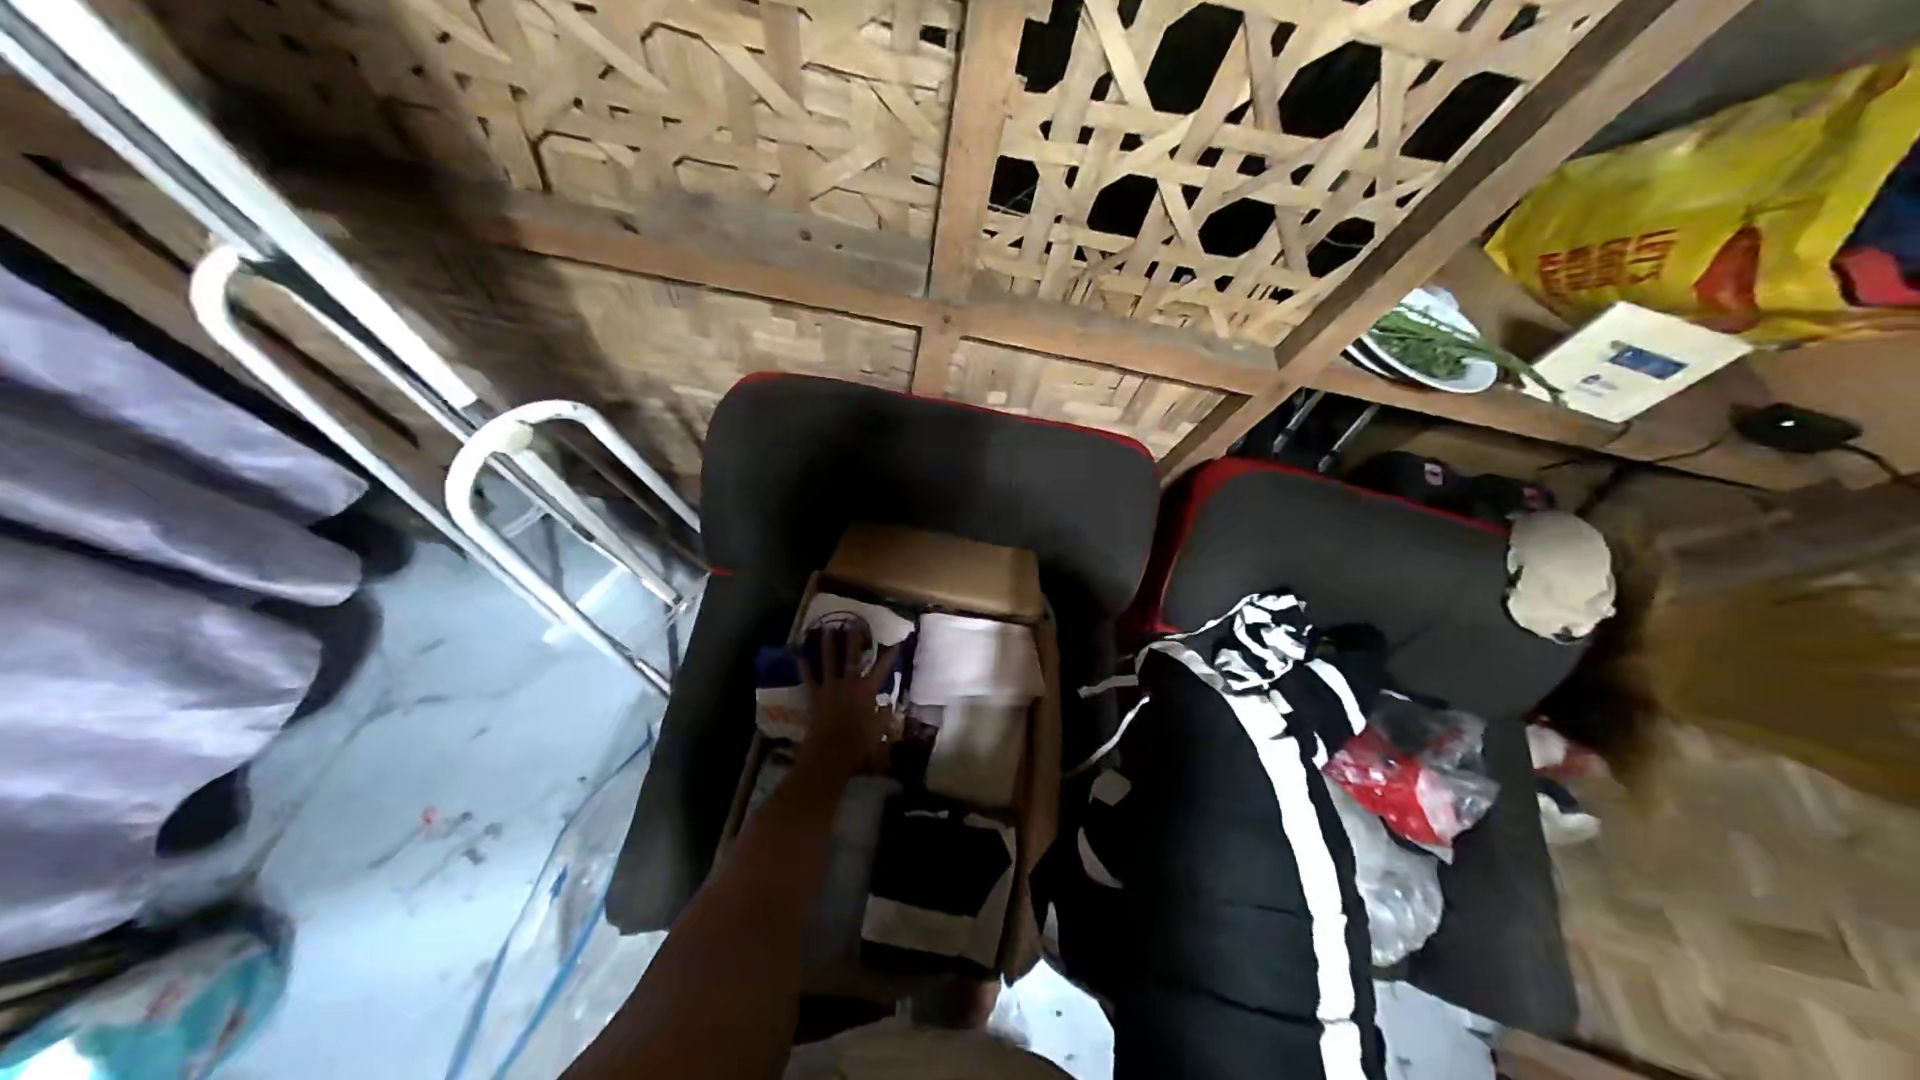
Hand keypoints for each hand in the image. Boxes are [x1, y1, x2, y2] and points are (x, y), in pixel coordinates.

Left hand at [797, 625, 899, 780]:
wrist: (831, 752)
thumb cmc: (859, 744)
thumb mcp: (879, 730)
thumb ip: (884, 715)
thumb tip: (889, 705)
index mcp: (868, 691)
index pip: (883, 668)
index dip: (890, 655)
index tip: (896, 642)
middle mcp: (849, 683)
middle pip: (853, 656)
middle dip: (854, 639)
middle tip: (854, 623)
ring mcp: (830, 687)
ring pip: (829, 661)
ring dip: (828, 644)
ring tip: (827, 629)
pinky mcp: (815, 695)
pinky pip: (809, 678)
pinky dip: (804, 666)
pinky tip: (800, 655)